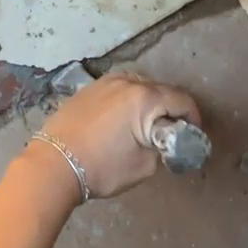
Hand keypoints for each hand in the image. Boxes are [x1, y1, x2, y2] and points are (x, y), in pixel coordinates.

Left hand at [35, 74, 200, 198]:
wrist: (55, 163)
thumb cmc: (103, 166)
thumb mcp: (145, 164)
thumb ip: (162, 146)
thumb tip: (164, 140)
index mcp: (144, 97)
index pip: (182, 100)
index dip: (193, 118)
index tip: (192, 136)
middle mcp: (125, 81)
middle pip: (160, 90)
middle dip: (169, 110)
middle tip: (170, 134)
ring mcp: (103, 82)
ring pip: (137, 86)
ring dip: (147, 103)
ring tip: (145, 127)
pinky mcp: (87, 88)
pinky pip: (117, 89)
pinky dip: (127, 102)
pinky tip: (121, 121)